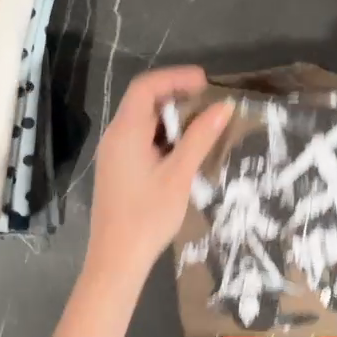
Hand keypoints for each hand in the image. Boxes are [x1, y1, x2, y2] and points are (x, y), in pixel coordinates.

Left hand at [85, 66, 231, 283]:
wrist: (116, 259)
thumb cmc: (148, 216)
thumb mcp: (179, 175)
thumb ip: (200, 138)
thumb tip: (224, 107)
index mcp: (126, 132)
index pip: (146, 87)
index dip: (175, 77)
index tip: (205, 82)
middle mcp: (114, 137)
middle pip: (142, 101)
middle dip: (175, 96)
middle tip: (208, 103)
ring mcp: (112, 154)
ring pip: (141, 122)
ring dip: (170, 119)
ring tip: (201, 127)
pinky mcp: (116, 170)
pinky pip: (138, 140)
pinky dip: (161, 137)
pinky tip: (182, 153)